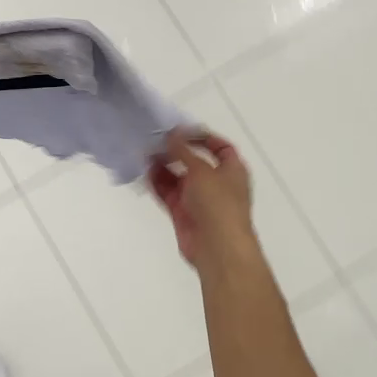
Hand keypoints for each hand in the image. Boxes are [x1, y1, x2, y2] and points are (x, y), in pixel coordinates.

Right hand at [147, 129, 256, 268]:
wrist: (216, 246)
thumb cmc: (217, 203)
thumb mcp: (202, 170)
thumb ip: (183, 150)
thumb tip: (171, 133)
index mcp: (232, 169)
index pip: (220, 147)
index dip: (202, 137)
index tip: (179, 131)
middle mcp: (216, 182)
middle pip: (194, 161)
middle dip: (175, 151)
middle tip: (154, 141)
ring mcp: (198, 198)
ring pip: (178, 177)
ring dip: (163, 166)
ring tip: (145, 154)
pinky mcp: (182, 212)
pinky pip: (168, 193)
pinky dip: (158, 183)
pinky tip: (144, 172)